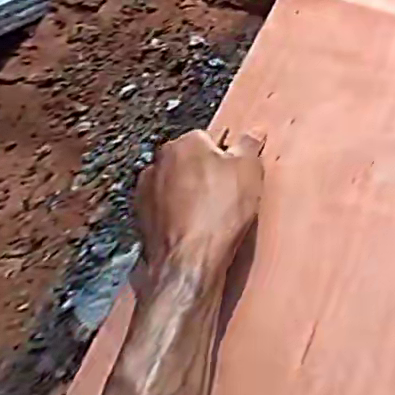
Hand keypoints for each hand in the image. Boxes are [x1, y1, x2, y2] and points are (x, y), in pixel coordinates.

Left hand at [133, 129, 264, 284]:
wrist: (190, 261)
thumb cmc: (219, 212)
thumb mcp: (249, 169)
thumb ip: (249, 144)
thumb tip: (253, 133)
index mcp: (183, 144)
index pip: (209, 138)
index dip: (227, 154)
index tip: (238, 167)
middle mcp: (158, 164)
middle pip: (190, 161)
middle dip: (208, 171)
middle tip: (231, 189)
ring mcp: (145, 193)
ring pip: (177, 185)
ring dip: (192, 193)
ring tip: (215, 211)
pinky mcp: (141, 221)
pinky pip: (168, 208)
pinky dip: (180, 214)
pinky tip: (199, 225)